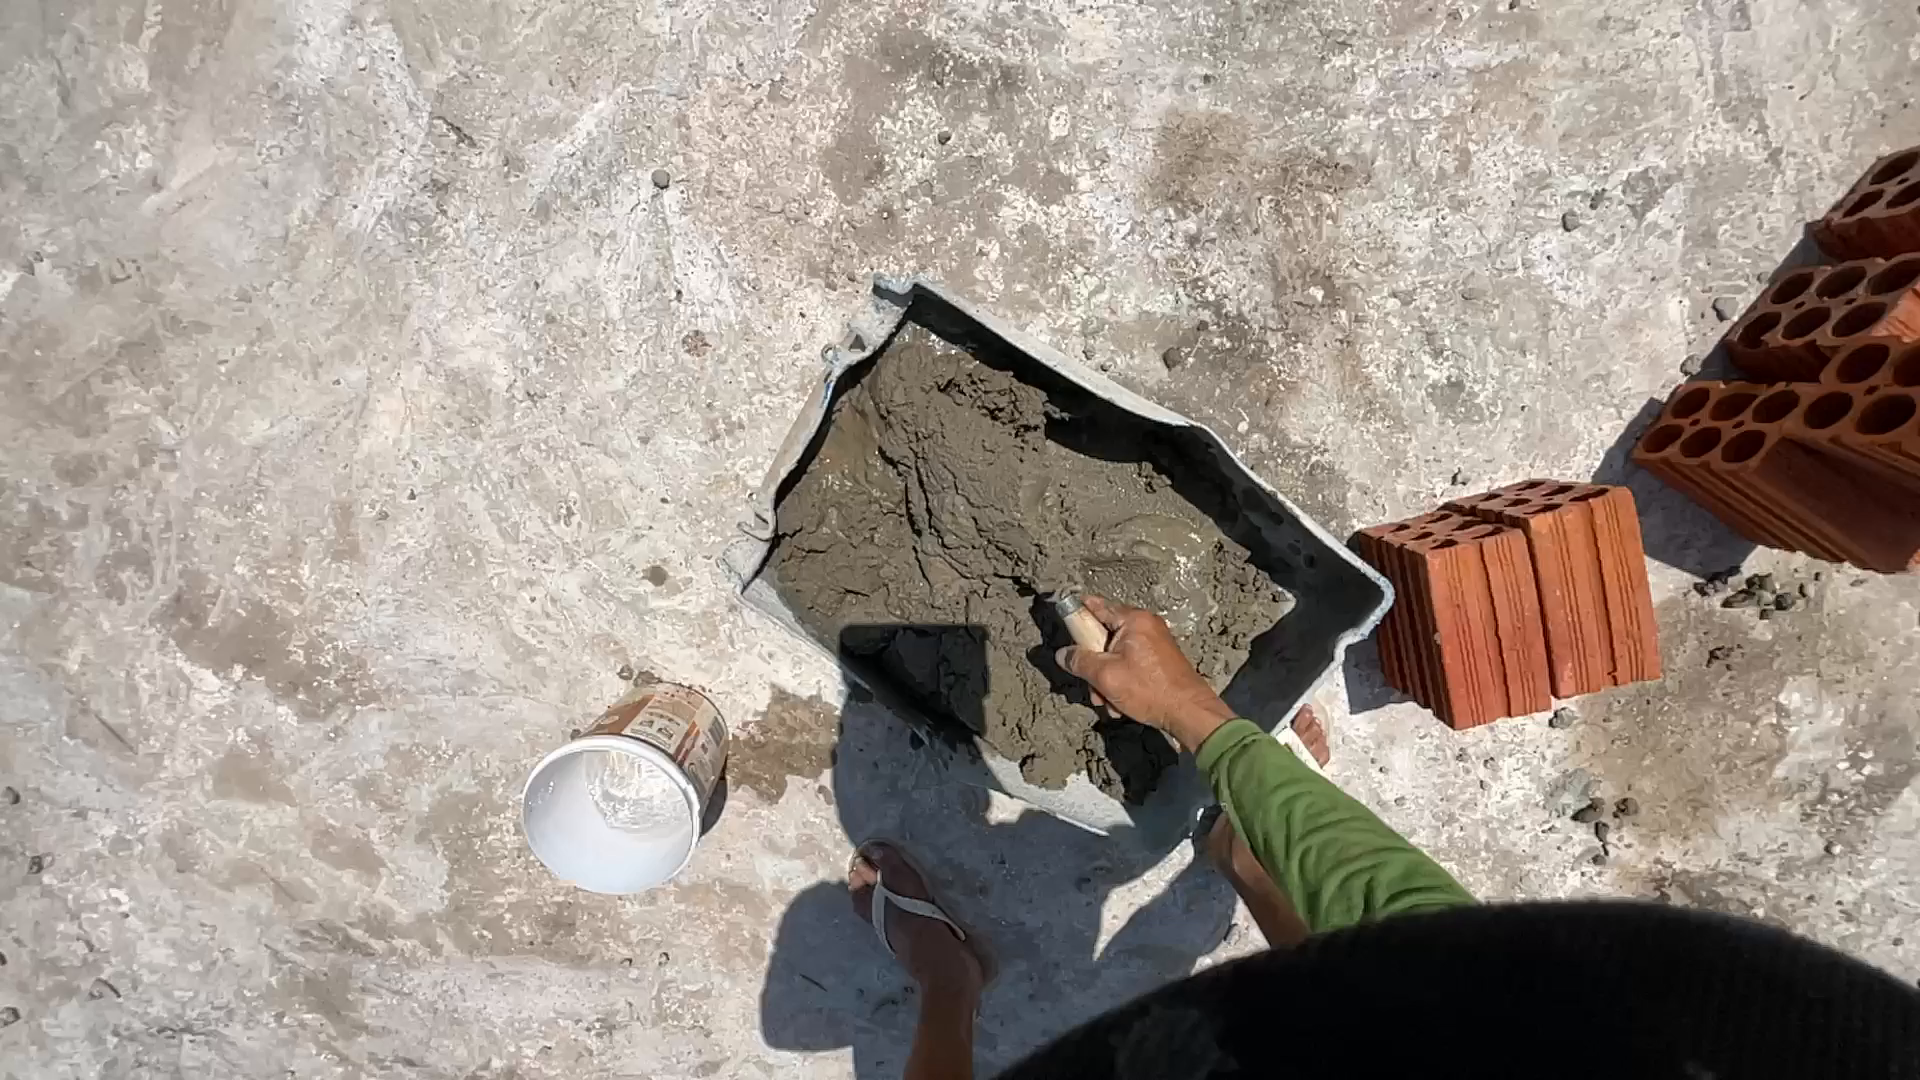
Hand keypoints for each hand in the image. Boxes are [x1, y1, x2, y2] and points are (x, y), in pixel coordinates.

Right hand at [1054, 595, 1235, 752]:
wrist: (1189, 713)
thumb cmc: (1150, 691)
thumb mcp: (1106, 676)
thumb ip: (1080, 661)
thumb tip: (1063, 654)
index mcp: (1134, 620)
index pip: (1097, 605)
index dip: (1077, 610)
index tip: (1062, 614)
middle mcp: (1145, 625)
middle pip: (1103, 635)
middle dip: (1093, 663)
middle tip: (1091, 684)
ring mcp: (1153, 642)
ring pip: (1115, 654)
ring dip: (1106, 678)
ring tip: (1108, 701)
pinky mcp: (1158, 659)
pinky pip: (1129, 663)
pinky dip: (1121, 681)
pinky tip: (1120, 703)